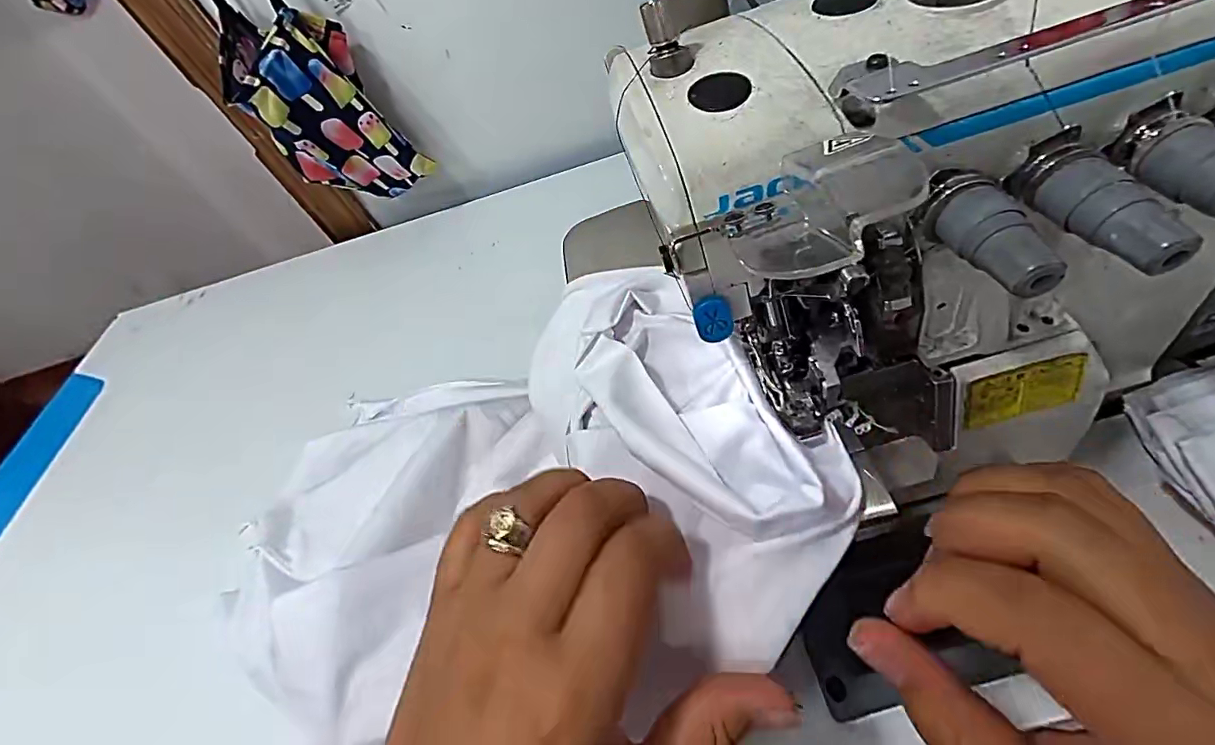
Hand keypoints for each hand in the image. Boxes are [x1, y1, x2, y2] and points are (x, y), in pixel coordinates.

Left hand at [388, 469, 801, 744]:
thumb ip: (701, 730)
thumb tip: (777, 693)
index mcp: (572, 683)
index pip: (628, 561)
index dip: (662, 540)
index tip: (675, 561)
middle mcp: (516, 628)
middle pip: (580, 515)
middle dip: (626, 503)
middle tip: (644, 531)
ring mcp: (468, 609)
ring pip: (524, 503)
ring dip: (570, 492)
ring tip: (597, 518)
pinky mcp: (436, 605)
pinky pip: (470, 524)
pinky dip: (509, 504)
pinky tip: (536, 524)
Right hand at [846, 463, 1214, 743]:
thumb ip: (949, 718)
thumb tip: (875, 638)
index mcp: (1176, 724)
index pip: (1033, 610)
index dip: (945, 593)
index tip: (902, 611)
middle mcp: (1206, 649)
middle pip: (1057, 529)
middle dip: (964, 530)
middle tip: (927, 570)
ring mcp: (1202, 603)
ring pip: (1077, 495)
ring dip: (992, 498)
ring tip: (954, 541)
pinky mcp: (1185, 580)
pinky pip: (1099, 497)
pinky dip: (1029, 489)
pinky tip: (997, 521)